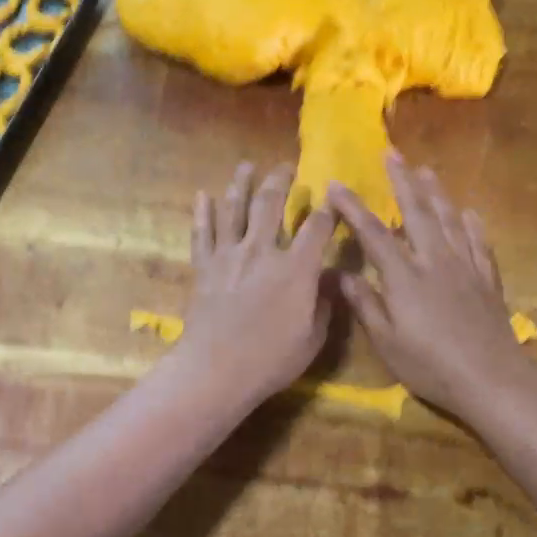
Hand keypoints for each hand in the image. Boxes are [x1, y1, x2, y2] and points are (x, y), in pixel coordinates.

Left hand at [174, 162, 337, 404]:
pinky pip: (202, 232)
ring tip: (246, 166)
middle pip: (270, 204)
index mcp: (296, 268)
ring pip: (234, 209)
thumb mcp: (312, 338)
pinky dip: (203, 212)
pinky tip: (203, 195)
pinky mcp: (204, 267)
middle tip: (285, 167)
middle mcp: (262, 251)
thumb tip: (334, 279)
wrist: (216, 370)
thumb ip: (325, 304)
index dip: (327, 210)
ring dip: (241, 184)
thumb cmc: (271, 360)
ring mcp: (229, 255)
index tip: (333, 198)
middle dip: (280, 181)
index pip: (316, 227)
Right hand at [328, 152, 532, 415]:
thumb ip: (364, 304)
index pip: (373, 234)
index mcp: (404, 277)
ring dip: (436, 193)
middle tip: (392, 154)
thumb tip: (339, 274)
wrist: (491, 378)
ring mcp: (464, 267)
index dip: (353, 208)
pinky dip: (472, 225)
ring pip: (449, 220)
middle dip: (402, 182)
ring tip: (426, 171)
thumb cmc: (431, 365)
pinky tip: (469, 213)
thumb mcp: (386, 341)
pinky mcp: (487, 280)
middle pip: (417, 213)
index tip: (336, 185)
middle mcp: (434, 261)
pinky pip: (479, 243)